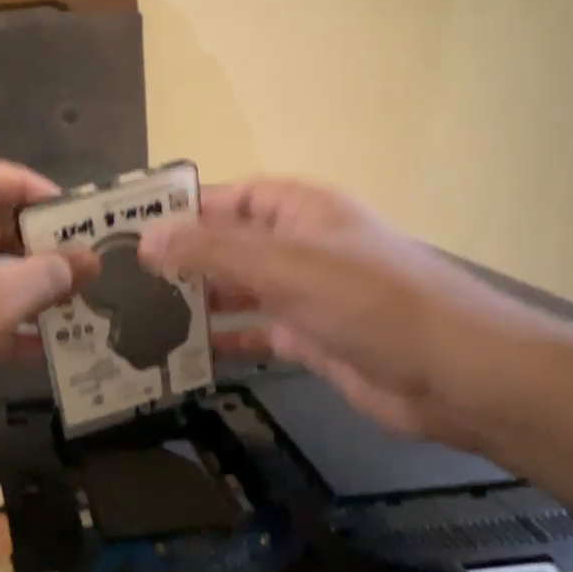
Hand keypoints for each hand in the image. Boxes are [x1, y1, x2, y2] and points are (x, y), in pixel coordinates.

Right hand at [140, 179, 539, 446]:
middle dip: (181, 260)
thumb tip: (147, 238)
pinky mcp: (309, 341)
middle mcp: (300, 248)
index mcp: (301, 212)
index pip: (230, 198)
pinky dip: (223, 342)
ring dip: (197, 303)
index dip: (182, 209)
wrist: (452, 373)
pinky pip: (255, 335)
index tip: (126, 229)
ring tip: (138, 317)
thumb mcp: (287, 265)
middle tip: (120, 282)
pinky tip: (184, 355)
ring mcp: (305, 297)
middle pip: (229, 246)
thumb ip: (214, 251)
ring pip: (238, 293)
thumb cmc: (373, 302)